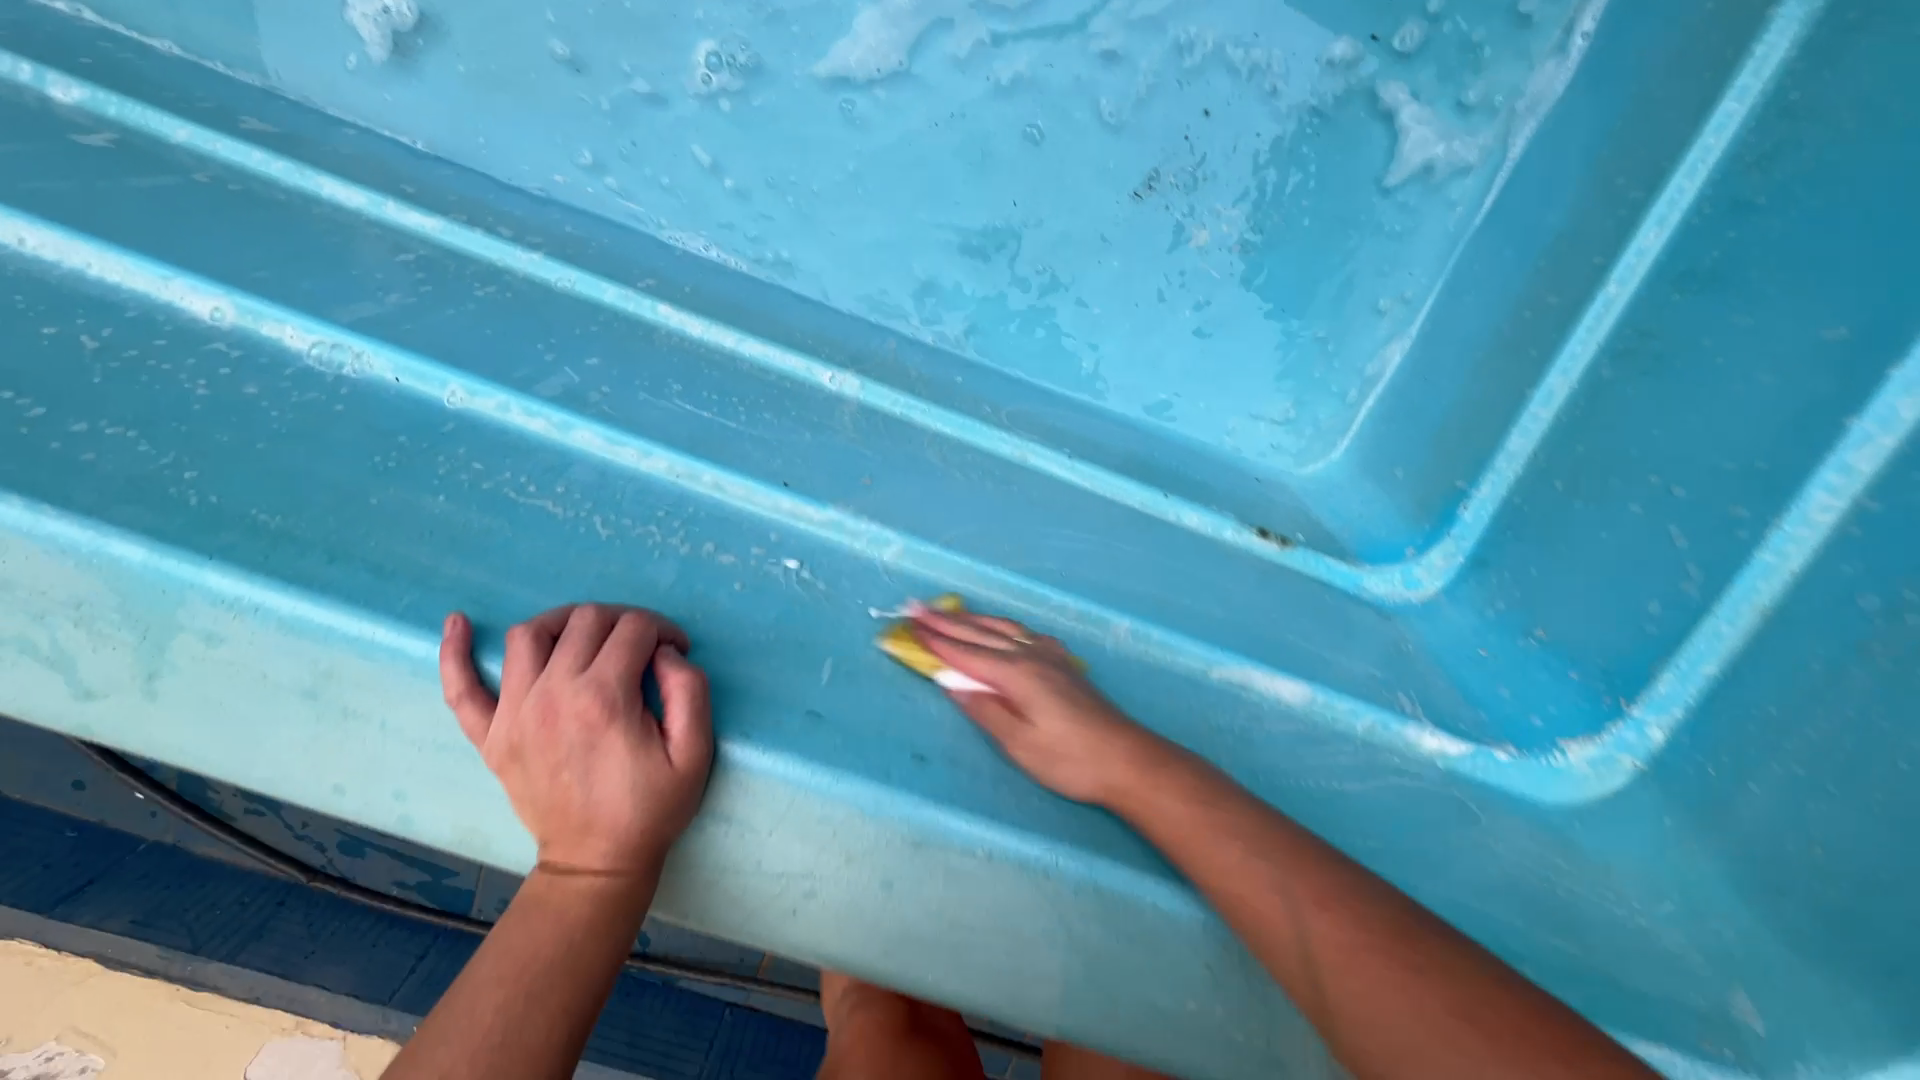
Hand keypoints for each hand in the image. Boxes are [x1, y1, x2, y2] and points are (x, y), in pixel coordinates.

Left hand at [439, 604, 713, 875]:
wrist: (597, 863)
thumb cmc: (652, 808)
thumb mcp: (696, 752)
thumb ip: (690, 689)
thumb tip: (665, 652)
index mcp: (605, 698)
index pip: (634, 629)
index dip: (664, 630)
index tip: (676, 650)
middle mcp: (553, 694)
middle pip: (585, 621)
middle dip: (623, 620)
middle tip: (642, 645)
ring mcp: (513, 714)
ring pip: (530, 634)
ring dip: (563, 622)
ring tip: (586, 635)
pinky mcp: (490, 735)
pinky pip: (460, 687)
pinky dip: (455, 652)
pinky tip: (458, 623)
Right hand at [912, 609, 1165, 804]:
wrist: (1127, 759)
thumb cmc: (1070, 760)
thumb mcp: (1019, 743)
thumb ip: (984, 709)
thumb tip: (951, 682)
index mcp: (1016, 674)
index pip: (965, 653)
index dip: (935, 639)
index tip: (908, 624)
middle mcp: (1031, 656)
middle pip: (980, 633)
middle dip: (945, 620)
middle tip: (915, 606)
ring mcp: (1050, 657)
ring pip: (1003, 629)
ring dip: (972, 619)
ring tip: (948, 612)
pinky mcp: (1063, 665)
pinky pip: (1024, 634)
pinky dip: (1001, 627)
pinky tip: (1003, 631)